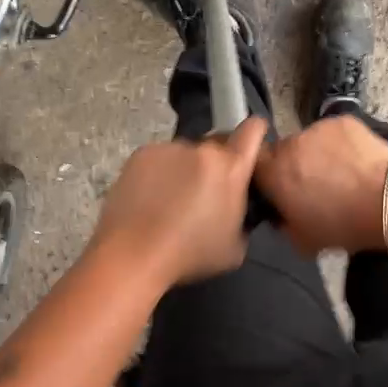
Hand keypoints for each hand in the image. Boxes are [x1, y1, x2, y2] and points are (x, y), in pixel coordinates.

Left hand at [92, 117, 266, 285]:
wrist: (133, 256)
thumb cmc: (189, 256)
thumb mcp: (236, 247)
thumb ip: (244, 215)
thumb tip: (238, 203)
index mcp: (231, 168)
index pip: (253, 130)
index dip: (254, 134)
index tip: (248, 147)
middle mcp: (204, 149)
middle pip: (217, 145)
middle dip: (216, 164)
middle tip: (203, 193)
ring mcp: (171, 148)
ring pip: (186, 153)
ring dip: (185, 169)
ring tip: (169, 201)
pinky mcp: (143, 152)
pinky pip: (160, 158)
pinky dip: (159, 172)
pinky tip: (149, 198)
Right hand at [257, 114, 387, 254]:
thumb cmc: (344, 226)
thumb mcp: (302, 240)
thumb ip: (281, 223)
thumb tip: (279, 213)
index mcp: (275, 173)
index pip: (254, 163)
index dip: (265, 174)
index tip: (277, 186)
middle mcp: (291, 144)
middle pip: (283, 150)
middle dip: (293, 164)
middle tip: (313, 183)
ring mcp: (318, 128)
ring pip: (309, 140)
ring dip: (316, 153)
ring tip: (339, 171)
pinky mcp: (343, 120)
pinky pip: (333, 132)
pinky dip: (339, 143)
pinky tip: (355, 160)